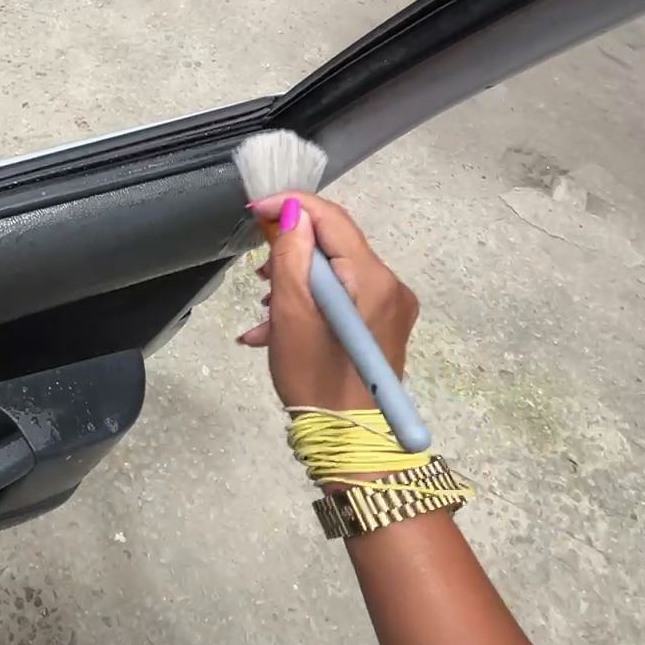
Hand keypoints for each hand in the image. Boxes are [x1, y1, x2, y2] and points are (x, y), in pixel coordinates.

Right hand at [237, 194, 418, 410]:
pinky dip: (308, 302)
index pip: (332, 218)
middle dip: (290, 250)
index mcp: (373, 278)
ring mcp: (389, 307)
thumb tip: (292, 214)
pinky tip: (277, 327)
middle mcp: (391, 286)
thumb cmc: (314, 375)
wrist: (347, 439)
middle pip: (334, 245)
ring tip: (264, 307)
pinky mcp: (380, 325)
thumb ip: (291, 253)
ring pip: (334, 272)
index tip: (254, 210)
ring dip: (294, 280)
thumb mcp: (292, 310)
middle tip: (257, 271)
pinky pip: (341, 296)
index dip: (291, 206)